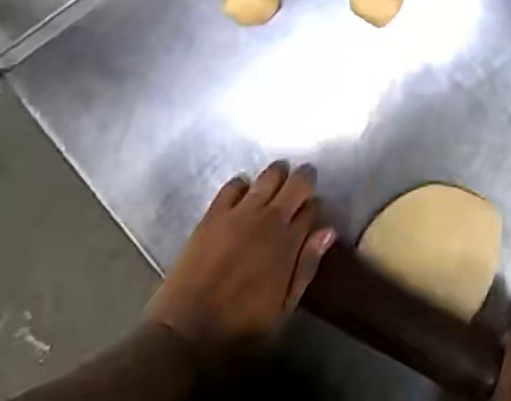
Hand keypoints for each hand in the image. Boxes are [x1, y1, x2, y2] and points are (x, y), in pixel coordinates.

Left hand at [144, 161, 335, 353]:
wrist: (182, 335)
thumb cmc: (239, 326)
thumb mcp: (283, 308)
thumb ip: (307, 267)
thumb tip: (328, 231)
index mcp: (289, 241)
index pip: (314, 207)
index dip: (315, 209)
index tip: (311, 218)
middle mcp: (269, 219)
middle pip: (299, 181)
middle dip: (305, 180)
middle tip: (301, 190)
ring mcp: (240, 214)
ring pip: (270, 175)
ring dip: (278, 176)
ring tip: (275, 186)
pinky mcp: (213, 216)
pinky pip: (233, 185)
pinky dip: (243, 184)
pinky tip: (243, 195)